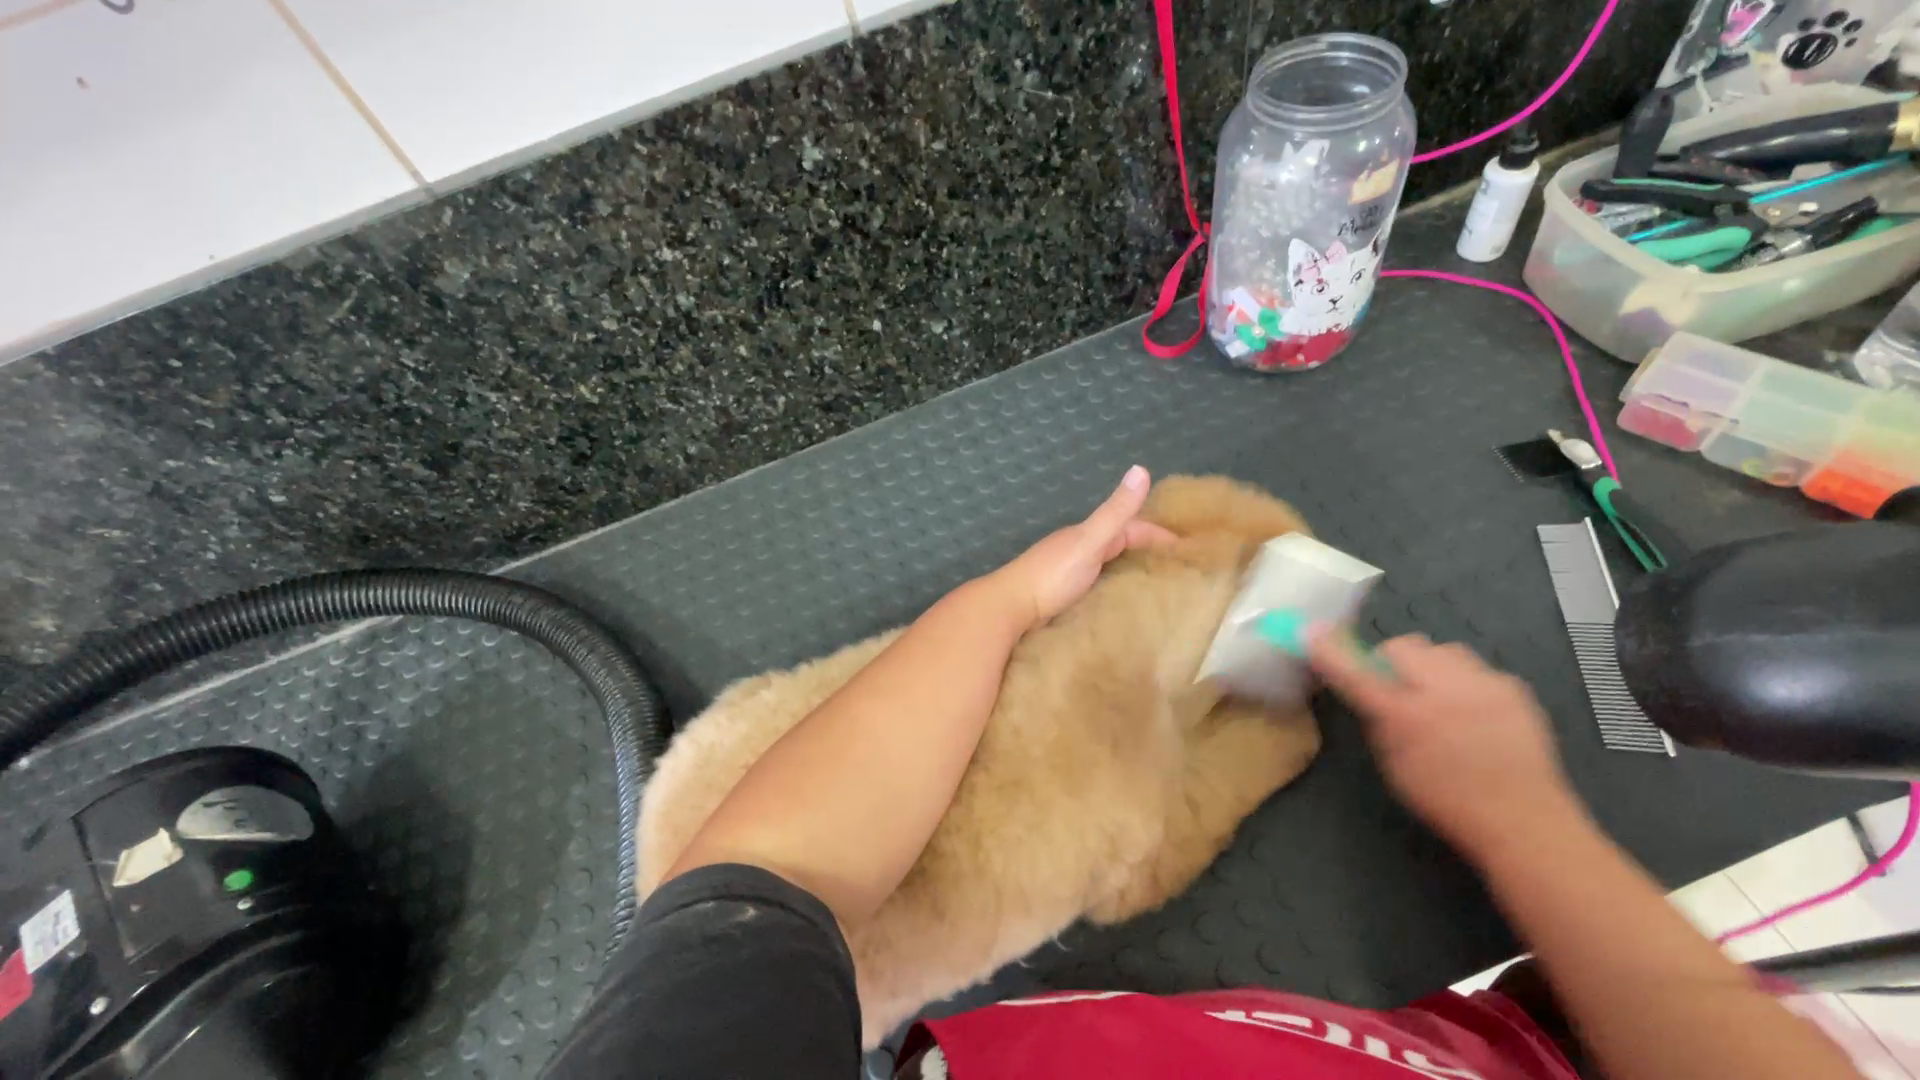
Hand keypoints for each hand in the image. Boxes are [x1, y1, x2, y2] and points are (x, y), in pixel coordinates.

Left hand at [989, 466, 1177, 627]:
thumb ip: (1114, 512)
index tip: (1186, 551)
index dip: (1157, 535)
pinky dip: (1111, 593)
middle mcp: (1077, 550)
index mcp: (1087, 535)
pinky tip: (1119, 609)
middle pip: (1118, 547)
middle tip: (1177, 574)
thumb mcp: (1089, 542)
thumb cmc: (1050, 575)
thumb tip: (1141, 469)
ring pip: (1106, 569)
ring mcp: (1067, 575)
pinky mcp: (1061, 599)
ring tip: (1155, 594)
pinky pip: (1095, 591)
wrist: (1008, 608)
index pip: (1130, 528)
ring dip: (1127, 574)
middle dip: (1145, 554)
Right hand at [1309, 631, 1581, 855]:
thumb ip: (1377, 718)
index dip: (1329, 649)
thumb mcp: (1392, 764)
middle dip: (1392, 660)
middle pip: (1403, 645)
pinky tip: (1472, 712)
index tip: (1312, 632)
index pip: (1355, 670)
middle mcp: (1444, 691)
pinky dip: (1464, 682)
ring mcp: (1484, 685)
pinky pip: (1475, 668)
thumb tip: (1365, 686)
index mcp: (1405, 717)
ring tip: (1439, 698)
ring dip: (1431, 667)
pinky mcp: (1513, 687)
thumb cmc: (1445, 800)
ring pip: (1442, 650)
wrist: (1524, 821)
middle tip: (1396, 686)